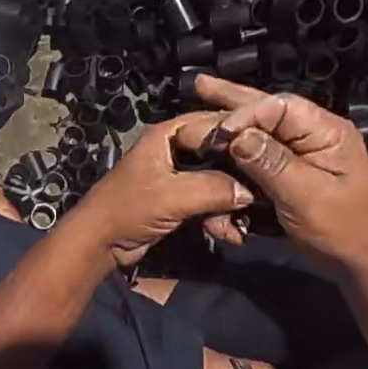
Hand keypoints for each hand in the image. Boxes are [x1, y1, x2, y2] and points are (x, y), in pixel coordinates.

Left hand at [61, 111, 254, 266]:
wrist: (99, 245)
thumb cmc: (127, 210)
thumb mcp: (172, 196)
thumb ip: (212, 188)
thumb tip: (249, 191)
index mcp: (166, 135)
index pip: (211, 123)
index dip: (239, 134)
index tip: (267, 149)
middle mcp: (172, 150)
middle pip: (218, 153)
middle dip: (239, 174)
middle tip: (264, 187)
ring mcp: (176, 177)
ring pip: (216, 181)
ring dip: (230, 203)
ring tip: (242, 221)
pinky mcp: (178, 201)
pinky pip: (208, 202)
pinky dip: (219, 217)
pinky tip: (231, 233)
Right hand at [190, 74, 367, 276]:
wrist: (360, 263)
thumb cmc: (344, 231)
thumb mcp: (309, 197)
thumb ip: (273, 164)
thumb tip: (237, 136)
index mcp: (326, 132)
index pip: (280, 106)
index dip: (246, 113)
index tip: (220, 134)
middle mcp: (311, 135)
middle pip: (266, 109)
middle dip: (231, 98)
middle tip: (200, 85)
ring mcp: (300, 153)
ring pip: (258, 129)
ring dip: (230, 119)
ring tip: (204, 100)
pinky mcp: (288, 173)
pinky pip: (258, 155)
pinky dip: (236, 151)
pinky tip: (218, 140)